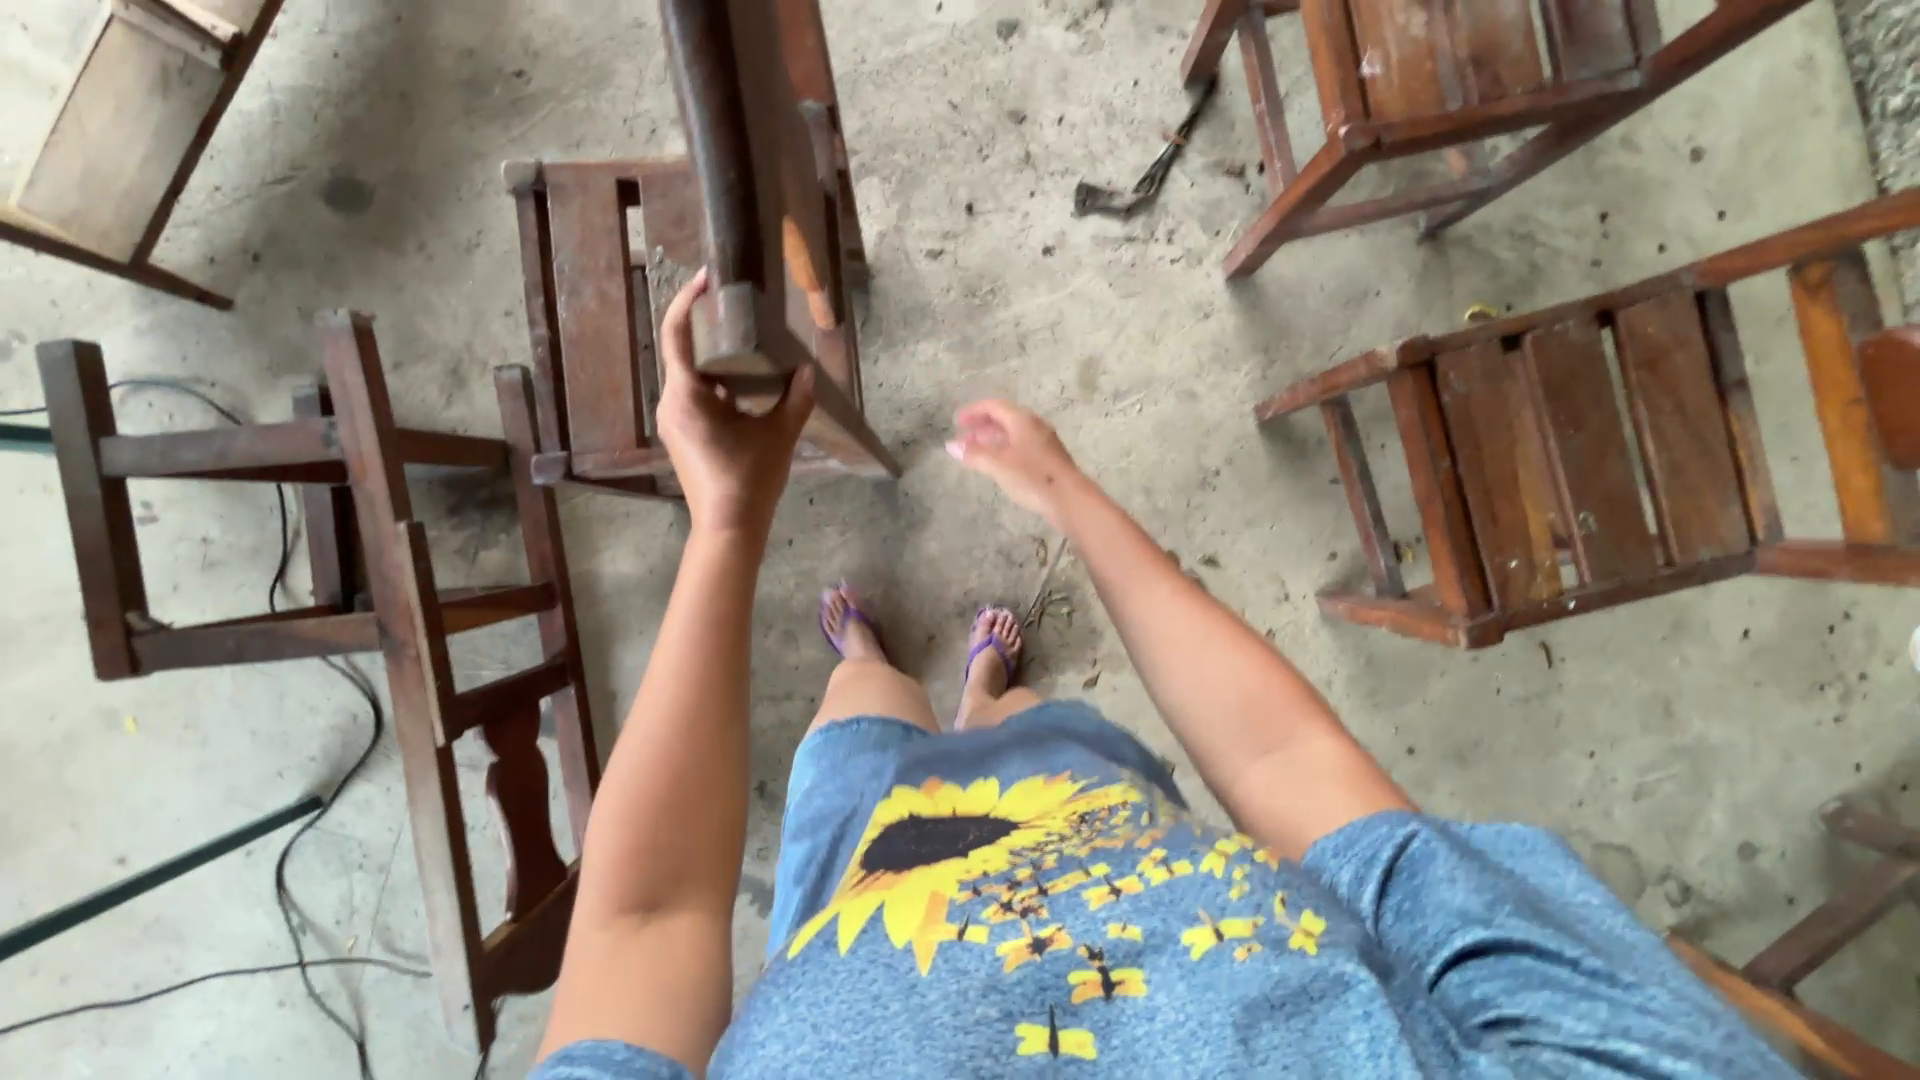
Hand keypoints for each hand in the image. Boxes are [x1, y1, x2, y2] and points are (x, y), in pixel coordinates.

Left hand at [656, 268, 815, 539]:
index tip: (706, 278)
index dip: (688, 301)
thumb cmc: (750, 479)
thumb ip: (795, 399)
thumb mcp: (779, 435)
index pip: (677, 334)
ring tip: (748, 348)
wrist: (729, 528)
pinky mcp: (682, 437)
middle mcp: (670, 404)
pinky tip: (744, 388)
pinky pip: (695, 398)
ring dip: (717, 363)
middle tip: (739, 312)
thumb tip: (806, 371)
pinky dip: (717, 386)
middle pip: (684, 354)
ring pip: (692, 378)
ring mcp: (673, 422)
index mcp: (686, 395)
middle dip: (710, 331)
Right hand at [945, 400, 1088, 527]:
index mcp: (1022, 420)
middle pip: (1005, 418)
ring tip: (977, 453)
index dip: (974, 411)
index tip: (957, 422)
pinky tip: (999, 465)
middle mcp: (1035, 425)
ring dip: (993, 439)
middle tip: (964, 440)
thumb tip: (951, 446)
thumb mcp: (998, 465)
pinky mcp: (1049, 458)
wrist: (1070, 499)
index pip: (994, 406)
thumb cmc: (1033, 478)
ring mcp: (1044, 441)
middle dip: (982, 427)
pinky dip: (1005, 449)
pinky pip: (1022, 445)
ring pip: (1014, 433)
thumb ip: (974, 454)